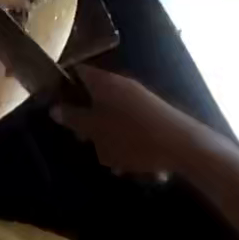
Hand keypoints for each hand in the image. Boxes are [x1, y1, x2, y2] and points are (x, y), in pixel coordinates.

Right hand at [50, 66, 222, 178]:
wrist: (183, 146)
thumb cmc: (132, 137)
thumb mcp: (96, 131)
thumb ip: (74, 119)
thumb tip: (55, 107)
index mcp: (105, 82)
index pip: (78, 72)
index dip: (64, 84)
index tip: (55, 103)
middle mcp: (123, 85)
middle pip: (96, 96)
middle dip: (88, 122)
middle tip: (84, 142)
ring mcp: (142, 99)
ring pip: (115, 117)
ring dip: (110, 140)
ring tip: (115, 166)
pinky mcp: (156, 115)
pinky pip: (133, 128)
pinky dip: (129, 145)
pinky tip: (135, 168)